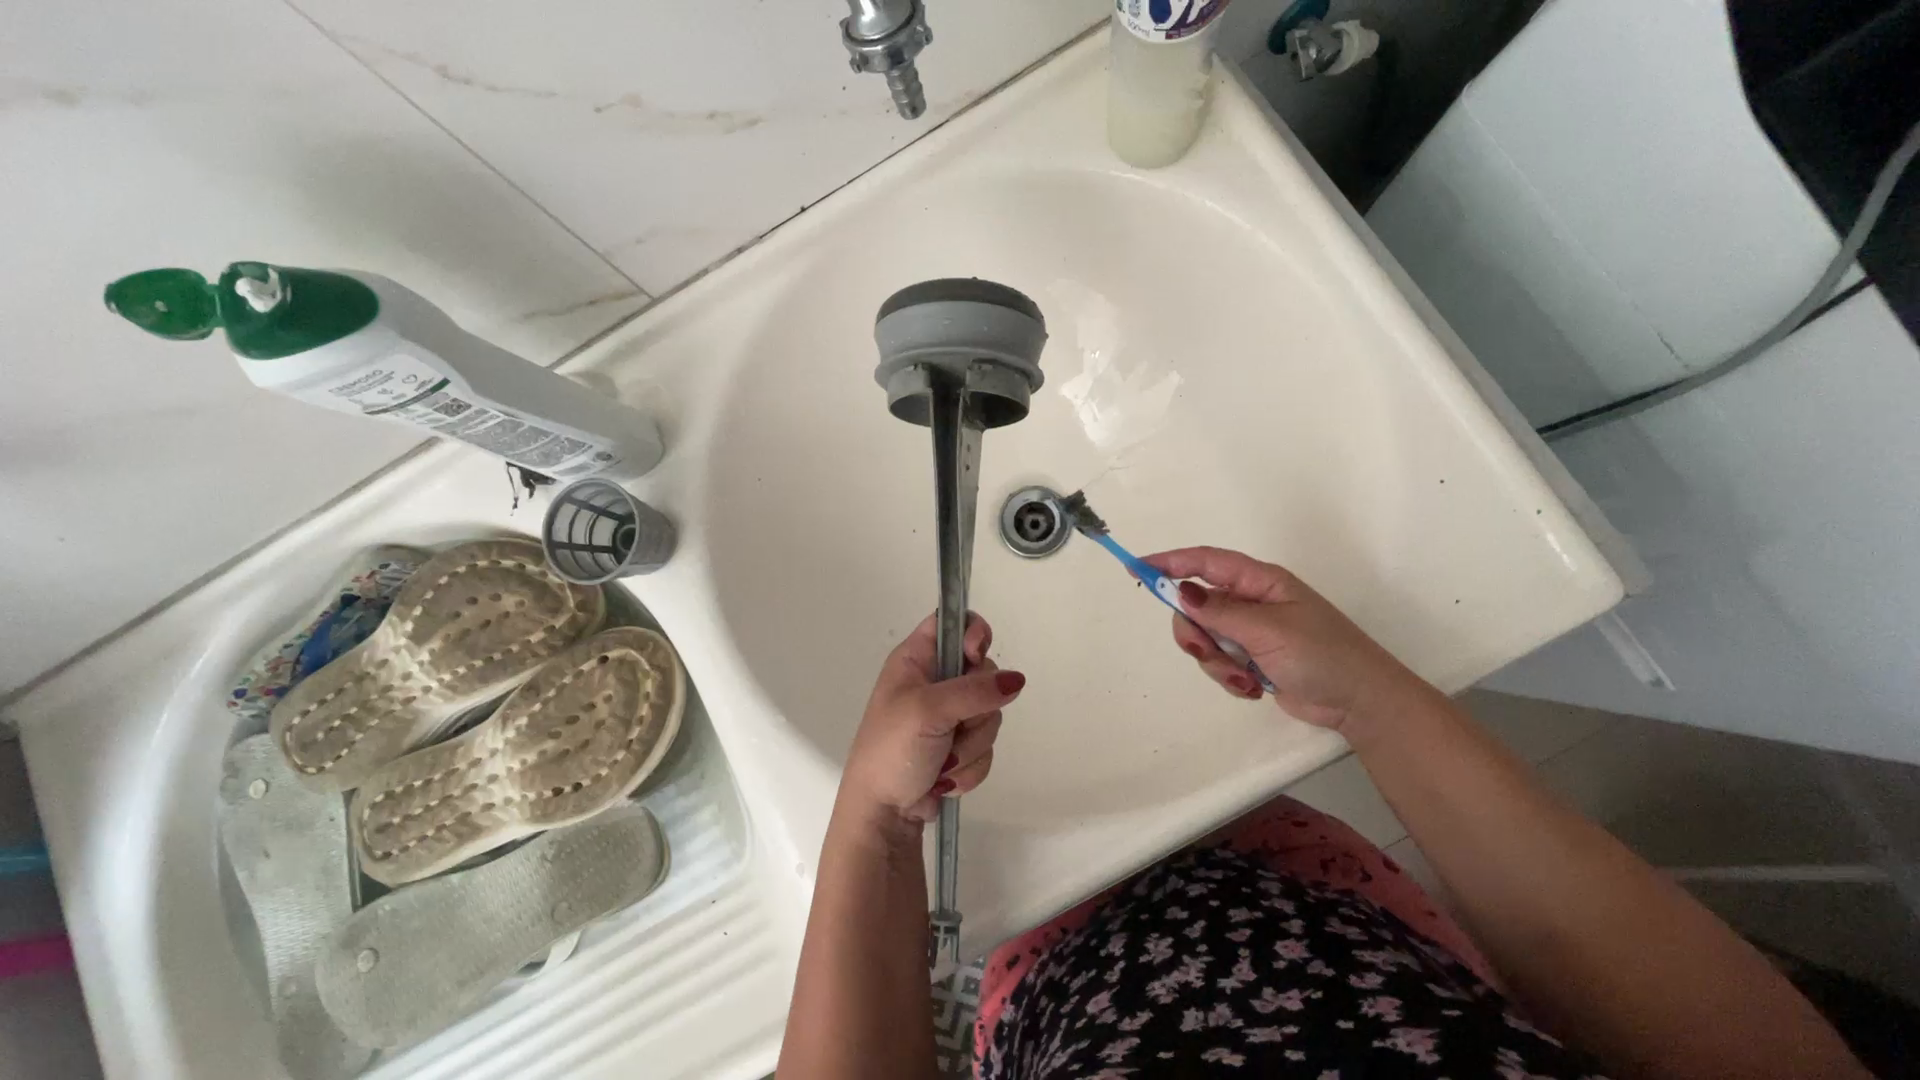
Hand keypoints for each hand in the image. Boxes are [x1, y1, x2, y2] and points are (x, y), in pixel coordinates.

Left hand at [839, 612, 1025, 831]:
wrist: (881, 813)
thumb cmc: (891, 751)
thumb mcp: (927, 711)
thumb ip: (974, 691)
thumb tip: (1016, 680)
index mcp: (916, 660)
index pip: (953, 624)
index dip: (973, 633)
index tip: (977, 655)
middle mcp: (934, 683)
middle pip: (984, 675)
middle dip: (977, 710)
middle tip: (952, 726)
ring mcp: (949, 716)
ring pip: (990, 716)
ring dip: (971, 746)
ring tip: (943, 761)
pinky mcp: (959, 746)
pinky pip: (987, 747)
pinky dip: (970, 766)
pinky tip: (945, 778)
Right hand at [1144, 546, 1427, 732]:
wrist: (1358, 701)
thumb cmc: (1322, 655)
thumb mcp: (1268, 630)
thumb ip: (1220, 612)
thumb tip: (1181, 592)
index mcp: (1260, 581)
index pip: (1205, 563)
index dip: (1170, 562)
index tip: (1136, 568)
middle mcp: (1251, 602)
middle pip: (1196, 606)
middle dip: (1195, 633)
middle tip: (1205, 652)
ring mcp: (1251, 632)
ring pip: (1205, 638)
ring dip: (1216, 662)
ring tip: (1244, 678)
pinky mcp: (1252, 659)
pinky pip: (1219, 662)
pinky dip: (1229, 677)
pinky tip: (1253, 687)